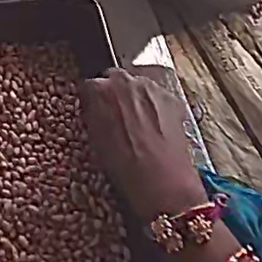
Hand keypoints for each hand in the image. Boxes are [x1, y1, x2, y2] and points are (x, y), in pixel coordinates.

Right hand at [80, 68, 206, 218]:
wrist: (162, 181)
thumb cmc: (124, 166)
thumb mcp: (95, 140)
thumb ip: (93, 115)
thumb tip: (94, 108)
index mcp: (99, 90)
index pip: (89, 85)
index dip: (92, 100)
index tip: (94, 110)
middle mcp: (126, 81)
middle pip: (115, 79)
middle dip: (115, 94)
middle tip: (116, 117)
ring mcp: (152, 88)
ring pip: (138, 87)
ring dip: (135, 99)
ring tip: (137, 126)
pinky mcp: (171, 98)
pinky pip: (157, 97)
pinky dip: (154, 107)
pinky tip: (154, 129)